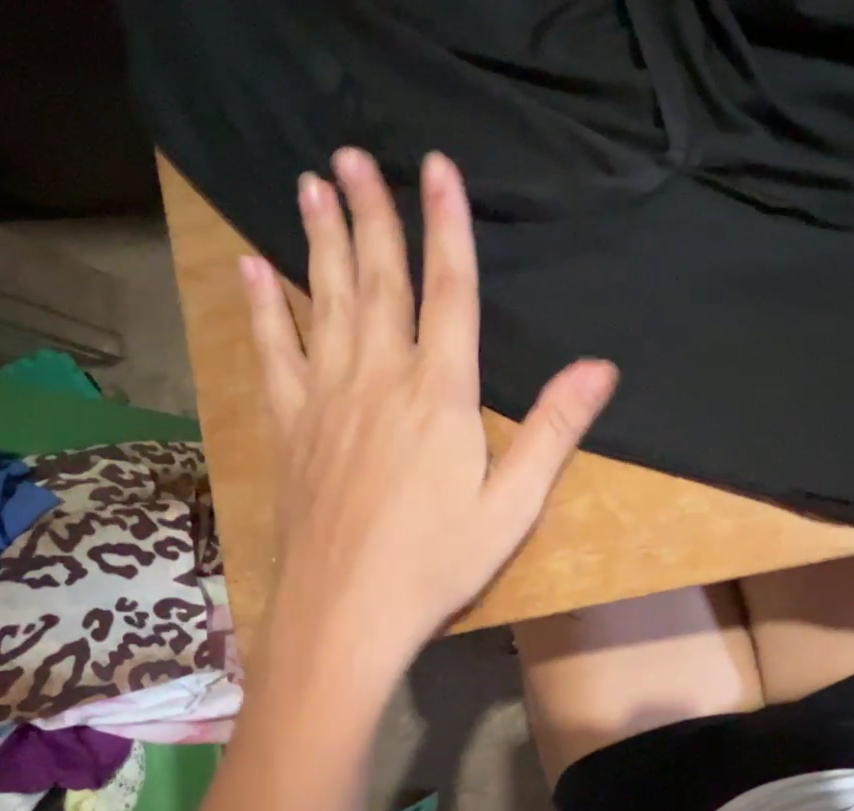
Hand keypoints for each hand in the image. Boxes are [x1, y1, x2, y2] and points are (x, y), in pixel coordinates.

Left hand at [239, 148, 616, 691]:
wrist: (347, 613)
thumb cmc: (440, 562)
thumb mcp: (515, 504)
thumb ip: (553, 429)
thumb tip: (600, 367)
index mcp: (439, 394)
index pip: (449, 291)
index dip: (446, 226)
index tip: (437, 168)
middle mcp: (379, 378)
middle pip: (377, 280)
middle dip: (371, 213)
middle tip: (353, 154)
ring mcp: (326, 398)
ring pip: (322, 301)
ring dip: (317, 239)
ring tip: (311, 183)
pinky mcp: (290, 425)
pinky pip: (273, 351)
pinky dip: (263, 307)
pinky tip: (252, 269)